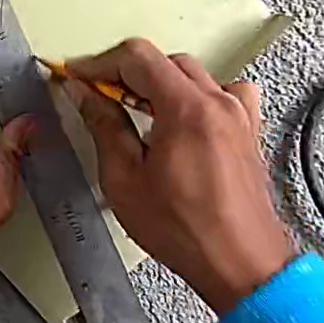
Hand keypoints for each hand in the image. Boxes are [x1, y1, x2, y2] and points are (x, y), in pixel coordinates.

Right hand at [64, 39, 295, 313]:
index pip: (136, 58)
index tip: (78, 76)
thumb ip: (103, 124)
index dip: (98, 64)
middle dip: (122, 71)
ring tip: (132, 105)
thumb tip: (84, 94)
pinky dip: (193, 93)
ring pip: (190, 72)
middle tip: (95, 93)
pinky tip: (179, 114)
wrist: (241, 264)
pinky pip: (221, 91)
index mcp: (187, 110)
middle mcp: (218, 104)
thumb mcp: (124, 178)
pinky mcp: (246, 130)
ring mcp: (237, 115)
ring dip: (155, 80)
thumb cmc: (188, 231)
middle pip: (162, 60)